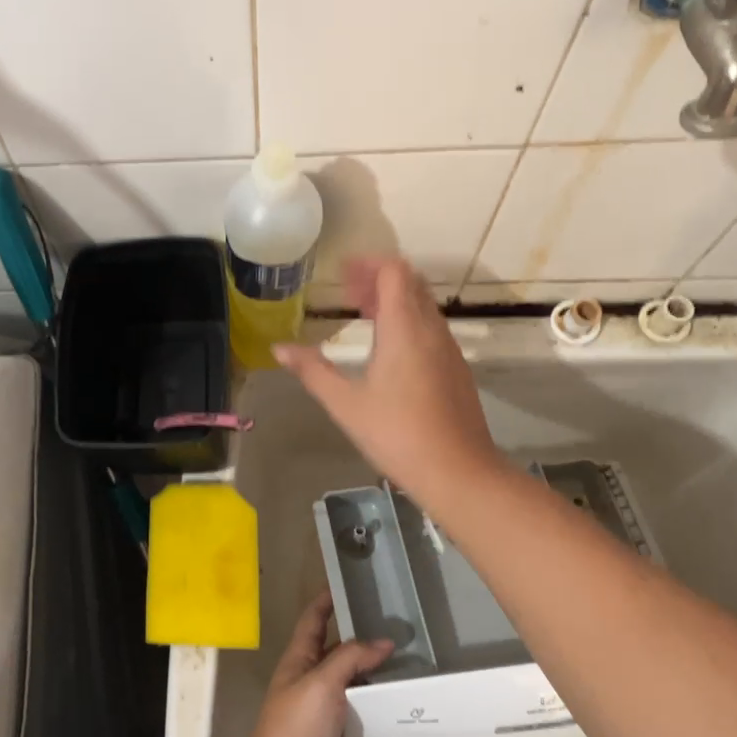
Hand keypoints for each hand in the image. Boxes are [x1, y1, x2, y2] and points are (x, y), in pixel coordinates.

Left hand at [233, 591, 392, 736]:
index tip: (347, 580)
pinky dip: (372, 696)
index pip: (312, 621)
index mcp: (296, 660)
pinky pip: (354, 705)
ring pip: (346, 677)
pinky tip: (394, 692)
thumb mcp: (321, 685)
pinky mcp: (331, 732)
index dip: (326, 600)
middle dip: (357, 631)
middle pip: (333, 647)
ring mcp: (318, 707)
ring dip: (369, 665)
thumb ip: (350, 659)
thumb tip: (384, 641)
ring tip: (404, 651)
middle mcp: (306, 678)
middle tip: (393, 617)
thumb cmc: (295, 730)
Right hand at [273, 257, 506, 505]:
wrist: (458, 471)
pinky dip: (408, 322)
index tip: (342, 274)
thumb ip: (312, 371)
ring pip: (423, 306)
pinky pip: (432, 328)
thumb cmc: (397, 435)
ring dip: (395, 301)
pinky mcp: (456, 369)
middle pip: (410, 283)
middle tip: (348, 293)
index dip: (368, 265)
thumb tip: (279, 348)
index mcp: (404, 329)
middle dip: (379, 280)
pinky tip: (389, 351)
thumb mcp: (345, 404)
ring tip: (364, 316)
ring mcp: (449, 349)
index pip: (394, 272)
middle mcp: (431, 330)